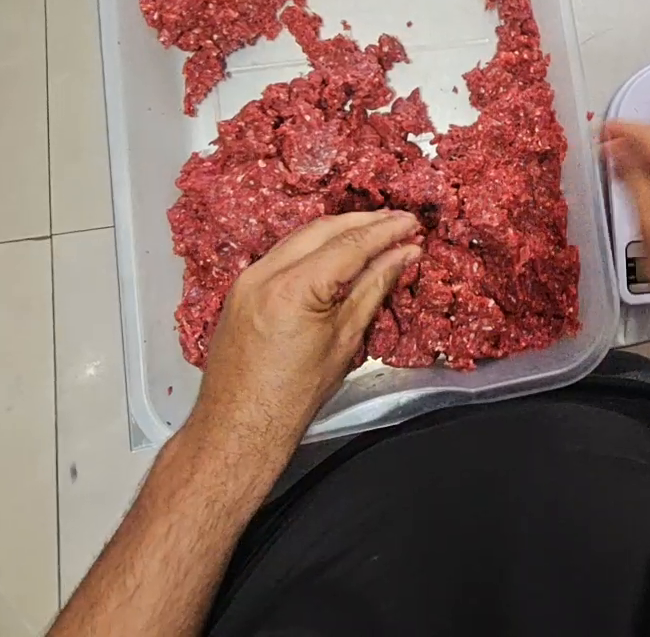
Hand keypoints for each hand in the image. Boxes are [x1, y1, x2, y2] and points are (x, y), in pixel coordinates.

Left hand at [189, 211, 420, 458]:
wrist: (237, 427)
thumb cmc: (295, 395)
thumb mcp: (346, 338)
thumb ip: (375, 286)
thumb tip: (405, 254)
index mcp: (294, 288)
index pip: (351, 244)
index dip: (386, 230)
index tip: (412, 223)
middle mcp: (266, 272)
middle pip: (326, 228)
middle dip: (366, 221)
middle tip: (401, 221)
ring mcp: (249, 277)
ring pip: (304, 234)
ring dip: (343, 228)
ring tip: (378, 228)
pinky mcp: (243, 286)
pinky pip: (287, 250)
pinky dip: (318, 243)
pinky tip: (341, 247)